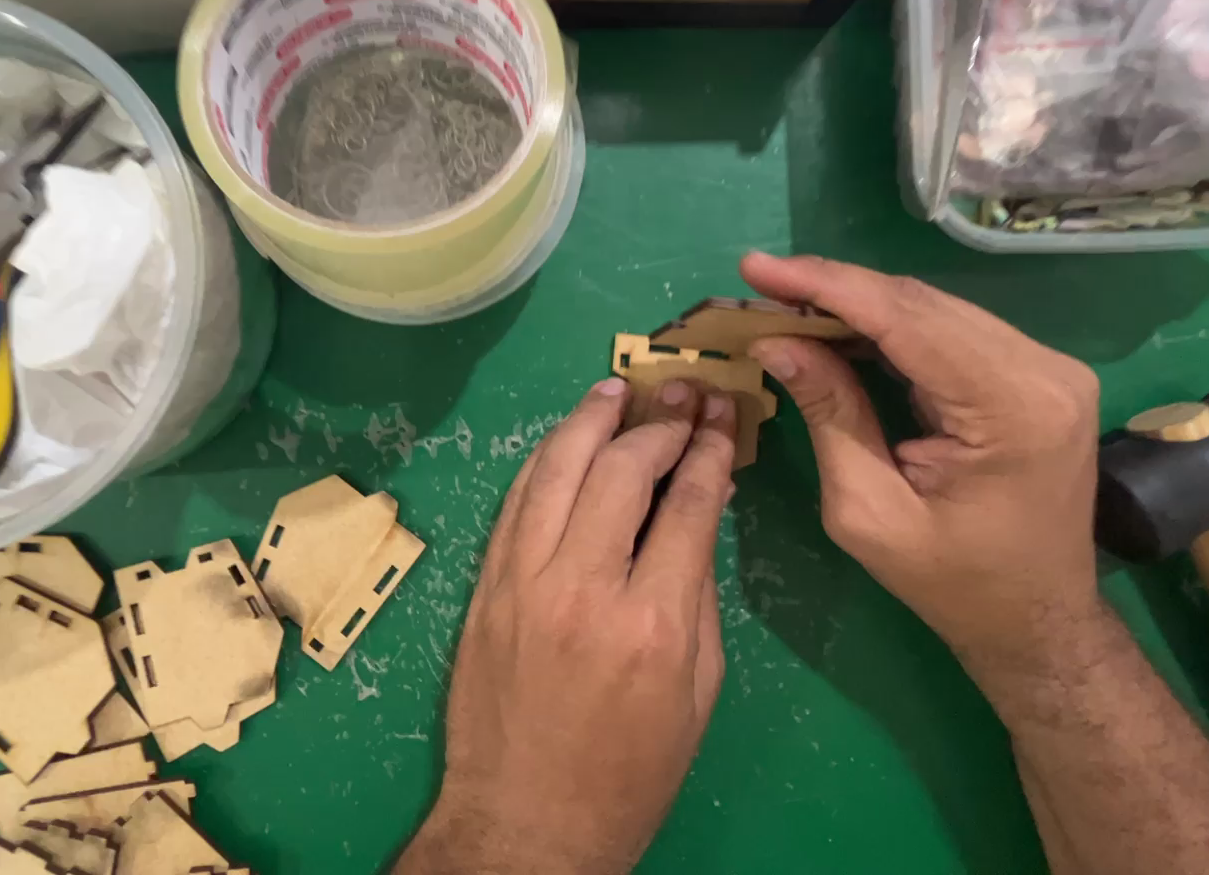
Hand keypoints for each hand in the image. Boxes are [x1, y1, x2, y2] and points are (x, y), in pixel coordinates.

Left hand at [397, 378, 736, 874]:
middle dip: (659, 422)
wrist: (525, 819)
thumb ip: (698, 585)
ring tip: (619, 388)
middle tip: (681, 395)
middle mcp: (583, 585)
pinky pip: (518, 497)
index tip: (721, 417)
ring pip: (558, 467)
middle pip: (622, 470)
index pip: (688, 503)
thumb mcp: (697, 687)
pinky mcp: (487, 580)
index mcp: (653, 622)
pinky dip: (547, 456)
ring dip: (592, 418)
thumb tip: (703, 503)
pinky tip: (570, 436)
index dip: (710, 450)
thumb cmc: (631, 769)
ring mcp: (524, 578)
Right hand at [738, 253, 1102, 671]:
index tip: (757, 266)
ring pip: (930, 308)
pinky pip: (945, 329)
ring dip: (853, 302)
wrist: (1037, 620)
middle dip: (831, 288)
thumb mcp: (867, 508)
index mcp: (1009, 409)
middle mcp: (1042, 371)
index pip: (904, 320)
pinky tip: (834, 324)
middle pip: (918, 303)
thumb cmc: (951, 581)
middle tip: (760, 283)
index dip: (825, 286)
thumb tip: (776, 342)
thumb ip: (829, 414)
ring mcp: (1045, 367)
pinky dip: (883, 324)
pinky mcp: (1033, 372)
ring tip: (784, 301)